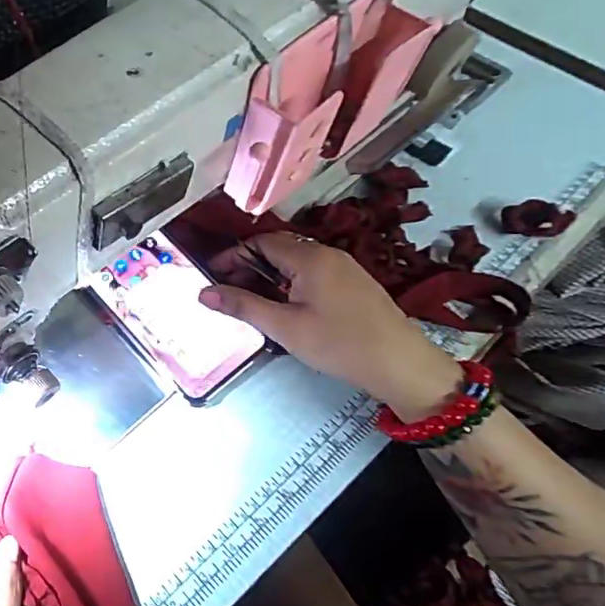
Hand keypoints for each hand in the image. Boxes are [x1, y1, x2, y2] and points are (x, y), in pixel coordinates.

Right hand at [199, 232, 462, 419]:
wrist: (399, 363)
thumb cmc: (340, 344)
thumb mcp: (285, 328)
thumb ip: (243, 306)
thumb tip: (205, 293)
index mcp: (310, 257)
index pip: (262, 242)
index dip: (233, 256)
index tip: (213, 277)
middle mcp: (329, 254)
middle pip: (279, 249)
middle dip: (250, 267)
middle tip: (229, 293)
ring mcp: (345, 268)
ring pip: (297, 263)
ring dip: (271, 277)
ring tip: (253, 304)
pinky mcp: (355, 285)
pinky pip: (314, 275)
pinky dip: (292, 285)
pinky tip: (287, 309)